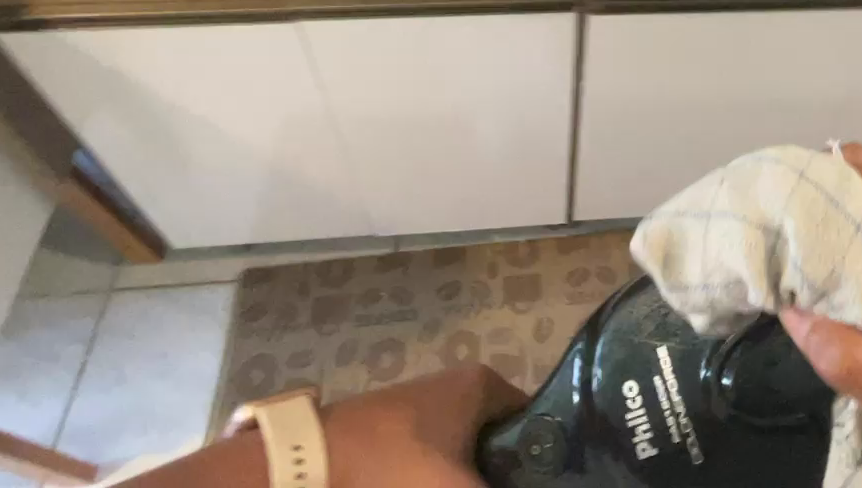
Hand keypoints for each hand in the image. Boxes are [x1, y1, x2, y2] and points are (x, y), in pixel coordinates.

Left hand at [323, 366, 527, 487]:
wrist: (308, 471)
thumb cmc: (395, 471)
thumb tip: (553, 486)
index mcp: (482, 385)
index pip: (539, 423)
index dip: (545, 461)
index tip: (546, 484)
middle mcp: (459, 390)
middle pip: (503, 447)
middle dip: (502, 476)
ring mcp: (425, 415)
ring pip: (467, 462)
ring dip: (471, 482)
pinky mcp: (395, 441)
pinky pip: (435, 469)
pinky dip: (441, 483)